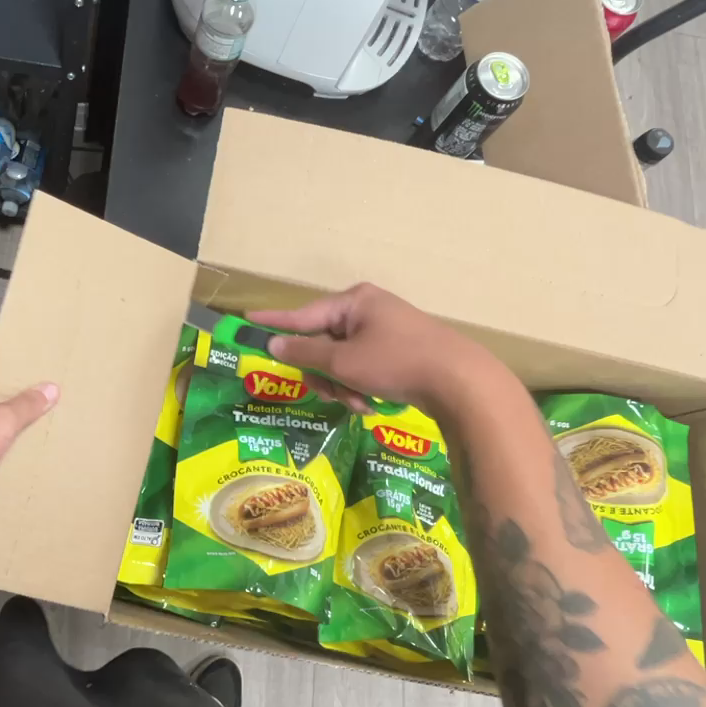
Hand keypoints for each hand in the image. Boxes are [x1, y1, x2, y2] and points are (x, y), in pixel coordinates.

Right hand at [249, 283, 521, 425]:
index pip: (302, 314)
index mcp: (354, 302)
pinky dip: (359, 388)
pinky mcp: (397, 353)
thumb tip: (274, 342)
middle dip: (322, 373)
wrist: (459, 382)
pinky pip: (361, 369)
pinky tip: (371, 404)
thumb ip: (305, 352)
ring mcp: (384, 332)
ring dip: (341, 386)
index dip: (273, 322)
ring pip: (340, 362)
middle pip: (322, 343)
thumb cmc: (396, 362)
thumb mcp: (344, 361)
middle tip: (328, 392)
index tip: (246, 320)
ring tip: (358, 403)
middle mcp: (367, 311)